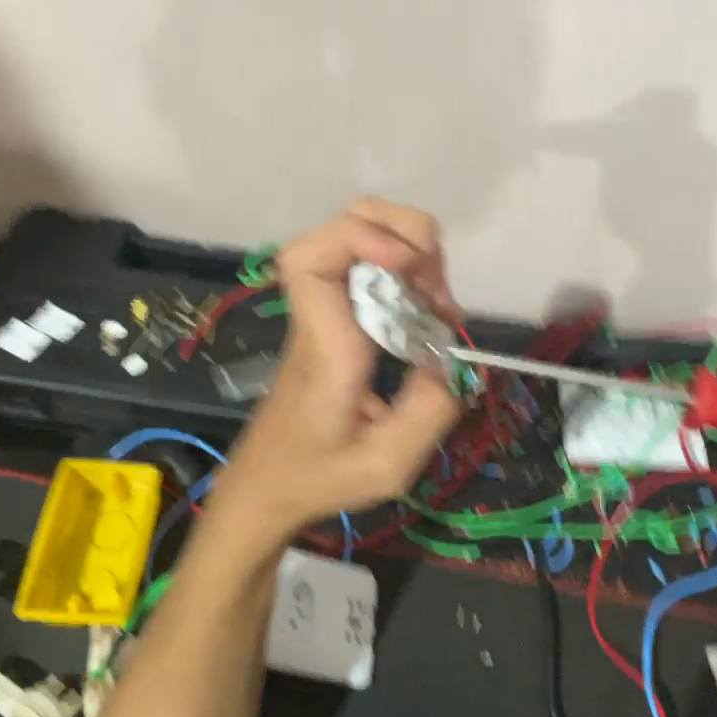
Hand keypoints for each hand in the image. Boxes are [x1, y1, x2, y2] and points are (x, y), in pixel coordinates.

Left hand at [206, 199, 463, 544]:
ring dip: (406, 249)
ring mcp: (325, 315)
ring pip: (353, 240)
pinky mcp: (335, 323)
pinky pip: (365, 271)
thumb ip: (429, 413)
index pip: (309, 260)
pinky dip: (403, 272)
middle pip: (338, 228)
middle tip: (434, 280)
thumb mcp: (387, 467)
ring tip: (436, 294)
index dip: (358, 236)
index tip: (407, 262)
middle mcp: (321, 317)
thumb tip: (450, 361)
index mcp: (327, 345)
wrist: (266, 488)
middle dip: (399, 231)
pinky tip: (425, 307)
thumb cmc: (317, 479)